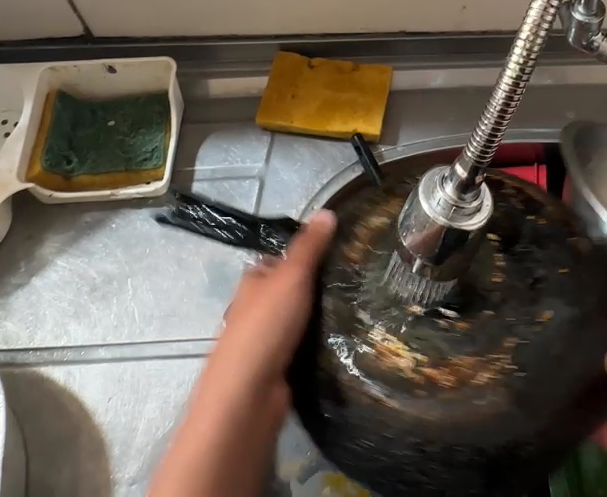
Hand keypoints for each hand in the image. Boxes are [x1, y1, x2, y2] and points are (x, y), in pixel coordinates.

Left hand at [149, 209, 337, 496]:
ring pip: (298, 320)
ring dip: (321, 317)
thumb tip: (327, 211)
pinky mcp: (277, 369)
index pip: (280, 259)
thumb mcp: (291, 276)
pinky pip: (304, 347)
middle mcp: (255, 309)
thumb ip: (309, 247)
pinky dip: (320, 343)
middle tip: (356, 278)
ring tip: (359, 306)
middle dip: (317, 286)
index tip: (340, 250)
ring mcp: (265, 342)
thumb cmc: (265, 327)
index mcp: (253, 282)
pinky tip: (344, 340)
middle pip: (290, 290)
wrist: (247, 396)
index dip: (307, 253)